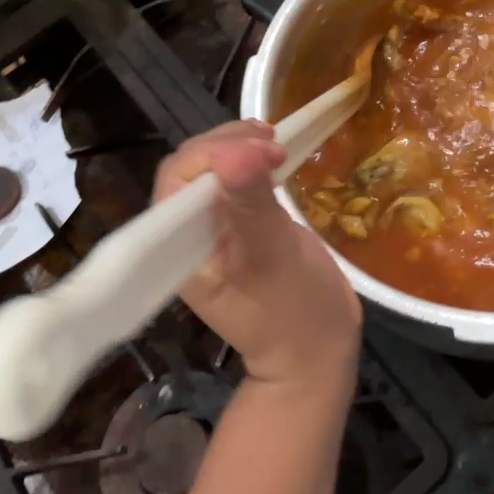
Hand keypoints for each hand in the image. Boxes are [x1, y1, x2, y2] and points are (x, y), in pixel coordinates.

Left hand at [154, 121, 361, 390]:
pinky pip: (233, 181)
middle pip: (192, 168)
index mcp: (177, 247)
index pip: (177, 180)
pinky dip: (251, 160)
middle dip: (228, 145)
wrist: (316, 351)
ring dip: (240, 147)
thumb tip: (237, 154)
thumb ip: (252, 206)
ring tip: (276, 144)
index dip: (214, 155)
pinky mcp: (236, 223)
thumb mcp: (275, 259)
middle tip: (274, 142)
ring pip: (212, 168)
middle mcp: (185, 233)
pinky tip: (273, 154)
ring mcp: (211, 227)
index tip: (263, 150)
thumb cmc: (293, 314)